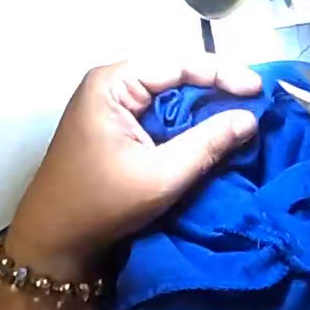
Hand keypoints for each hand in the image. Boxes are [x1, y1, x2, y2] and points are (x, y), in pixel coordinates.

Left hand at [9, 56, 261, 275]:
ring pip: (172, 92)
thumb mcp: (161, 175)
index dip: (222, 72)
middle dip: (217, 85)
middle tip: (255, 99)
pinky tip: (216, 127)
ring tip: (243, 111)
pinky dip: (191, 118)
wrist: (52, 246)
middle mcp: (113, 83)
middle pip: (176, 73)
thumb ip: (208, 143)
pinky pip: (164, 110)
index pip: (178, 64)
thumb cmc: (101, 205)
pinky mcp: (120, 124)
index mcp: (113, 83)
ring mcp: (115, 103)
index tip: (257, 89)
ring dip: (206, 102)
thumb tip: (251, 118)